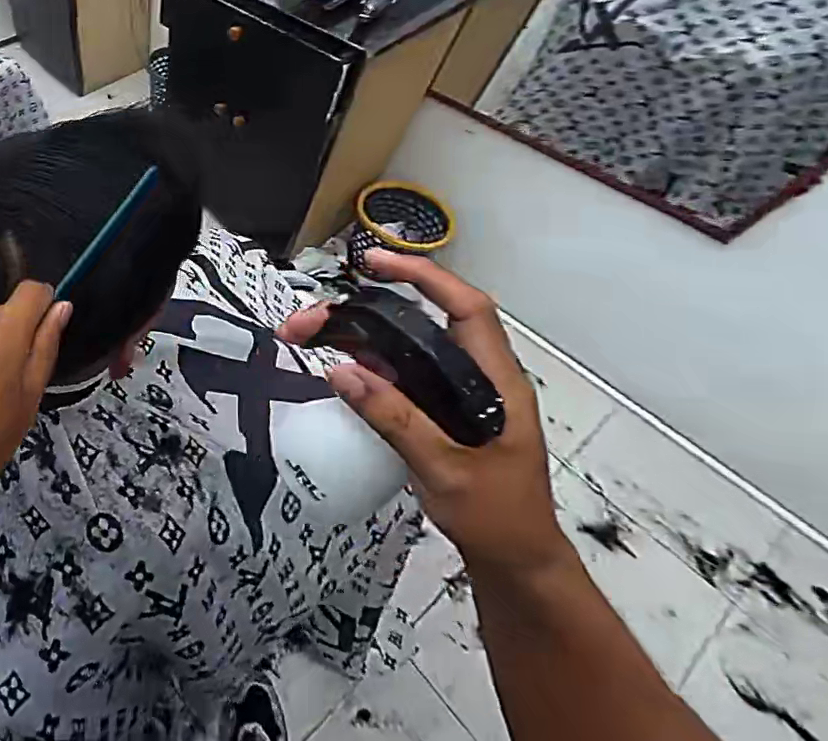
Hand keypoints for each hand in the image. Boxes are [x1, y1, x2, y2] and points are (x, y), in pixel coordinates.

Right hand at [277, 250, 573, 574]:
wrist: (516, 563)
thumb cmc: (498, 519)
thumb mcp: (445, 471)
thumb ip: (395, 420)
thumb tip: (341, 372)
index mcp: (496, 380)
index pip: (466, 307)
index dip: (425, 276)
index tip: (376, 264)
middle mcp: (476, 375)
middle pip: (423, 322)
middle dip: (367, 310)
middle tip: (315, 316)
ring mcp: (457, 392)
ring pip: (406, 347)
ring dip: (360, 337)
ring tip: (311, 335)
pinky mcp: (440, 409)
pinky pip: (402, 374)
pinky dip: (369, 365)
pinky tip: (339, 364)